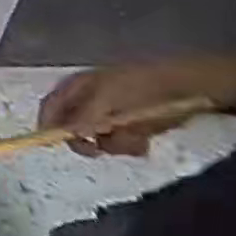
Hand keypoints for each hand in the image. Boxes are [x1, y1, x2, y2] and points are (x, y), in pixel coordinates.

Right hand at [38, 60, 235, 157]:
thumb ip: (84, 118)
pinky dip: (131, 144)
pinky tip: (145, 140)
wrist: (188, 87)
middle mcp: (89, 99)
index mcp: (77, 87)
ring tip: (135, 139)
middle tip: (99, 149)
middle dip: (89, 140)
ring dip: (115, 143)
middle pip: (75, 127)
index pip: (51, 107)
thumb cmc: (141, 88)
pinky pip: (122, 141)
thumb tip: (63, 134)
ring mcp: (111, 112)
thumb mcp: (108, 101)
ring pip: (101, 138)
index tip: (53, 144)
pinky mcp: (133, 124)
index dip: (47, 124)